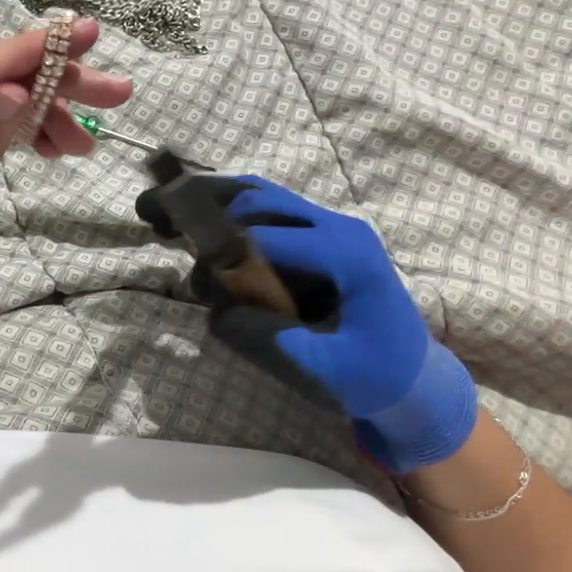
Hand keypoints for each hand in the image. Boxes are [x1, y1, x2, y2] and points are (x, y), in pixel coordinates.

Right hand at [138, 175, 476, 472]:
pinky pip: (264, 209)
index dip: (222, 248)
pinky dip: (225, 210)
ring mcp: (326, 226)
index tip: (193, 273)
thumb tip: (218, 315)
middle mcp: (336, 226)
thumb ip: (273, 343)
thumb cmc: (374, 376)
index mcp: (346, 254)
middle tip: (159, 224)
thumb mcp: (327, 371)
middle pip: (258, 199)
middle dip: (207, 211)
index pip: (267, 235)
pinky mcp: (314, 235)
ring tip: (164, 209)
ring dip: (211, 201)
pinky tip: (194, 221)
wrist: (412, 377)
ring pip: (258, 194)